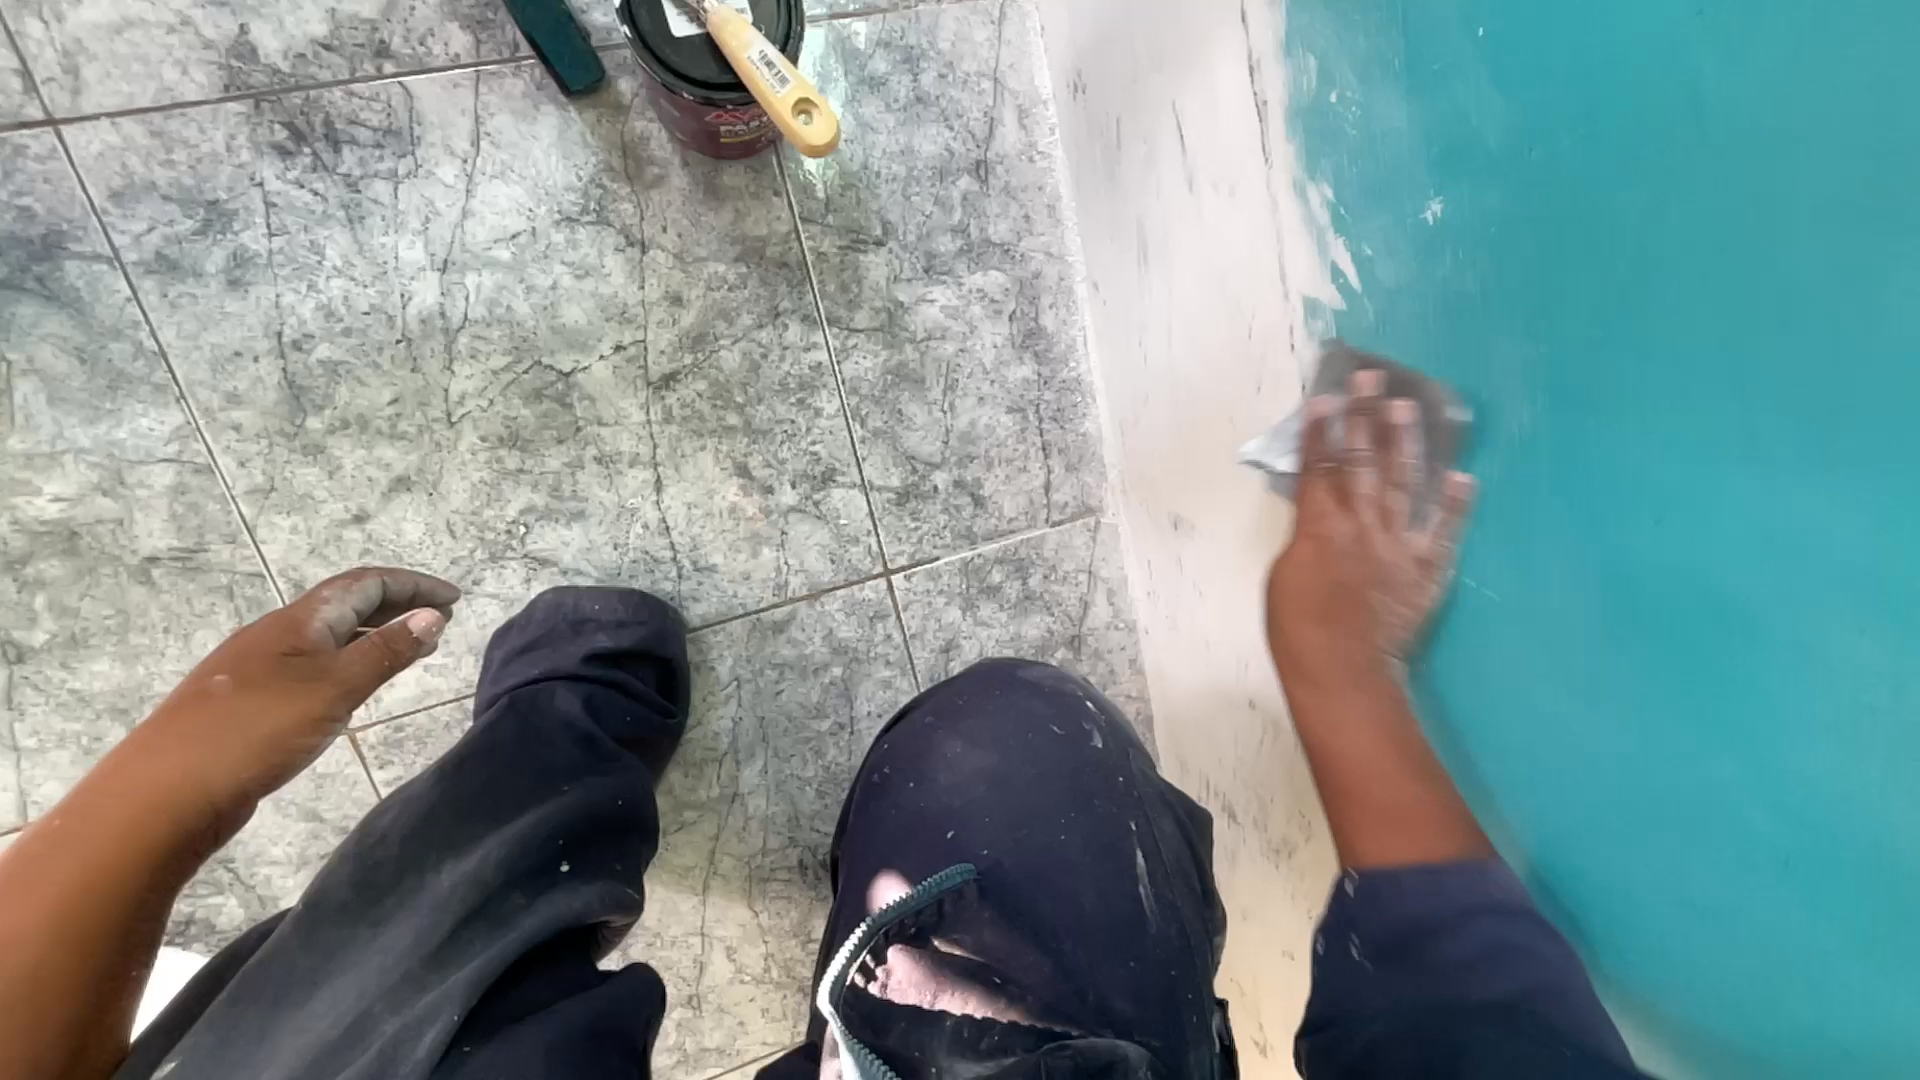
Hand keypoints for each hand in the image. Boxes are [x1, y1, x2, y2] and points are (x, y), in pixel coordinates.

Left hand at [132, 568, 460, 820]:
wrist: (161, 798)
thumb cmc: (255, 732)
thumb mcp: (335, 688)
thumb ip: (388, 651)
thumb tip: (434, 616)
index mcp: (297, 622)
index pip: (365, 584)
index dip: (413, 584)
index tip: (454, 600)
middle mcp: (278, 635)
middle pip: (347, 604)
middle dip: (399, 605)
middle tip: (442, 622)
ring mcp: (262, 668)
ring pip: (333, 635)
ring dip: (379, 634)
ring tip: (416, 649)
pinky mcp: (255, 700)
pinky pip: (318, 662)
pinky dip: (354, 660)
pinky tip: (362, 684)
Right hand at [1267, 369, 1474, 684]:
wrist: (1342, 671)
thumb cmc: (1296, 626)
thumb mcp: (1281, 574)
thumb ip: (1304, 536)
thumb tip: (1317, 512)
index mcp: (1319, 528)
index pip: (1319, 468)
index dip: (1321, 431)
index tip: (1326, 396)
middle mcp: (1361, 527)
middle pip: (1361, 464)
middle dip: (1364, 418)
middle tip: (1371, 377)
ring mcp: (1399, 547)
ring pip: (1401, 485)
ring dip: (1403, 443)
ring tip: (1407, 405)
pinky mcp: (1426, 571)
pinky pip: (1442, 533)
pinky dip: (1453, 505)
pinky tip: (1463, 476)